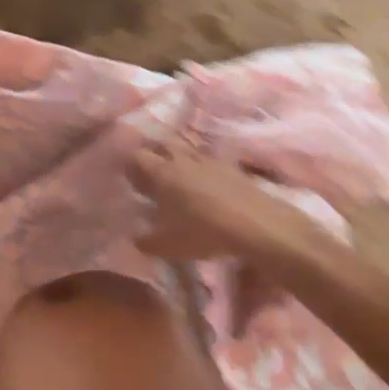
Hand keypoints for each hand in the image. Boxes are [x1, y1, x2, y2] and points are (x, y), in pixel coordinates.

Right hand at [127, 142, 319, 261]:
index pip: (136, 156)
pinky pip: (213, 161)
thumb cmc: (204, 231)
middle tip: (153, 172)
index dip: (130, 165)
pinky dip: (207, 168)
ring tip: (182, 176)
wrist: (259, 226)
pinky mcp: (233, 168)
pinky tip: (210, 184)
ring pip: (188, 149)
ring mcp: (209, 160)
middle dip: (155, 153)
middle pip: (162, 144)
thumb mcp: (169, 245)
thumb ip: (147, 241)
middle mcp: (182, 159)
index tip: (130, 179)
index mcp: (161, 172)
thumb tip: (136, 239)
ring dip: (181, 158)